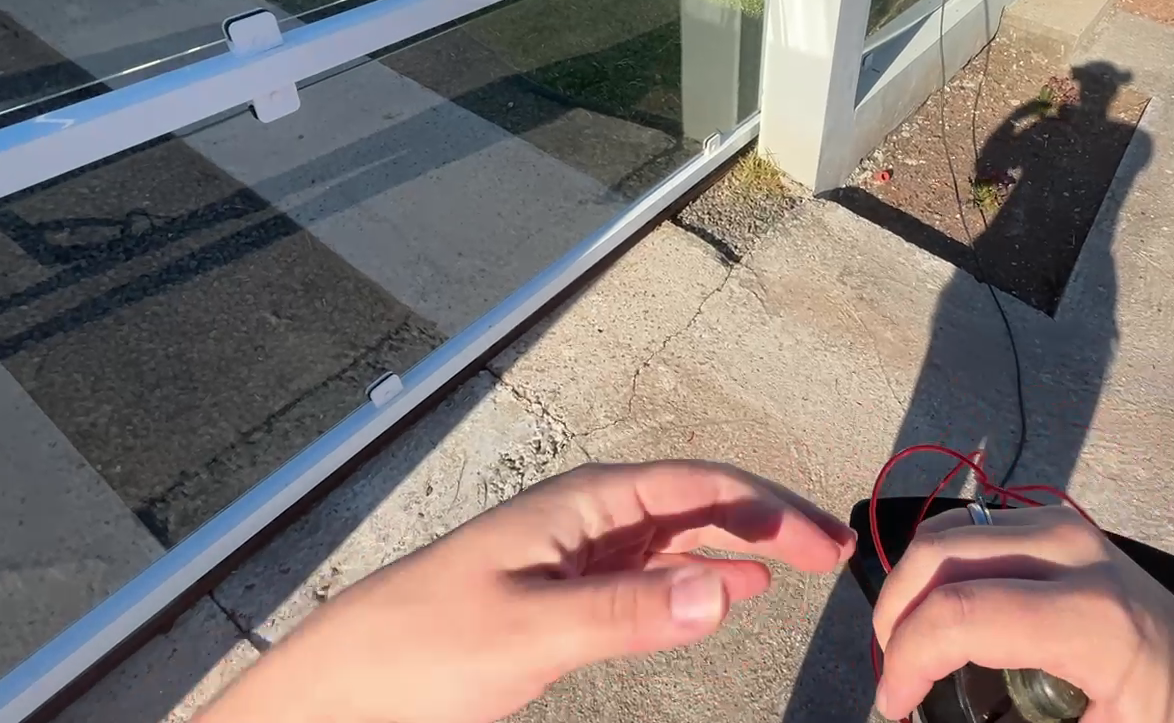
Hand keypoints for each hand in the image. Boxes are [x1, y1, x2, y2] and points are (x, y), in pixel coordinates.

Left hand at [199, 460, 856, 722]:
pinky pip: (655, 572)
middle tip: (830, 552)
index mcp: (589, 499)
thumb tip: (727, 588)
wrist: (342, 686)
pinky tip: (730, 591)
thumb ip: (629, 610)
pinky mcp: (575, 586)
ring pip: (682, 535)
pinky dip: (700, 577)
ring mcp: (586, 549)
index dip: (768, 509)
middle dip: (767, 521)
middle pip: (699, 503)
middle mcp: (595, 512)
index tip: (824, 540)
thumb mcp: (529, 631)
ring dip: (741, 546)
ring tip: (798, 566)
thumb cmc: (423, 646)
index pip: (700, 487)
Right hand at [871, 504, 1173, 722]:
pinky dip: (935, 566)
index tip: (893, 706)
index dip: (908, 656)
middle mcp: (1069, 549)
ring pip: (946, 530)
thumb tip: (930, 719)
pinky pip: (967, 526)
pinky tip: (938, 611)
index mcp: (1091, 616)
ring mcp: (1059, 523)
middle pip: (941, 553)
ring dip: (910, 584)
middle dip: (896, 612)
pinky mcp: (1051, 520)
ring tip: (907, 642)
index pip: (962, 613)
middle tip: (891, 673)